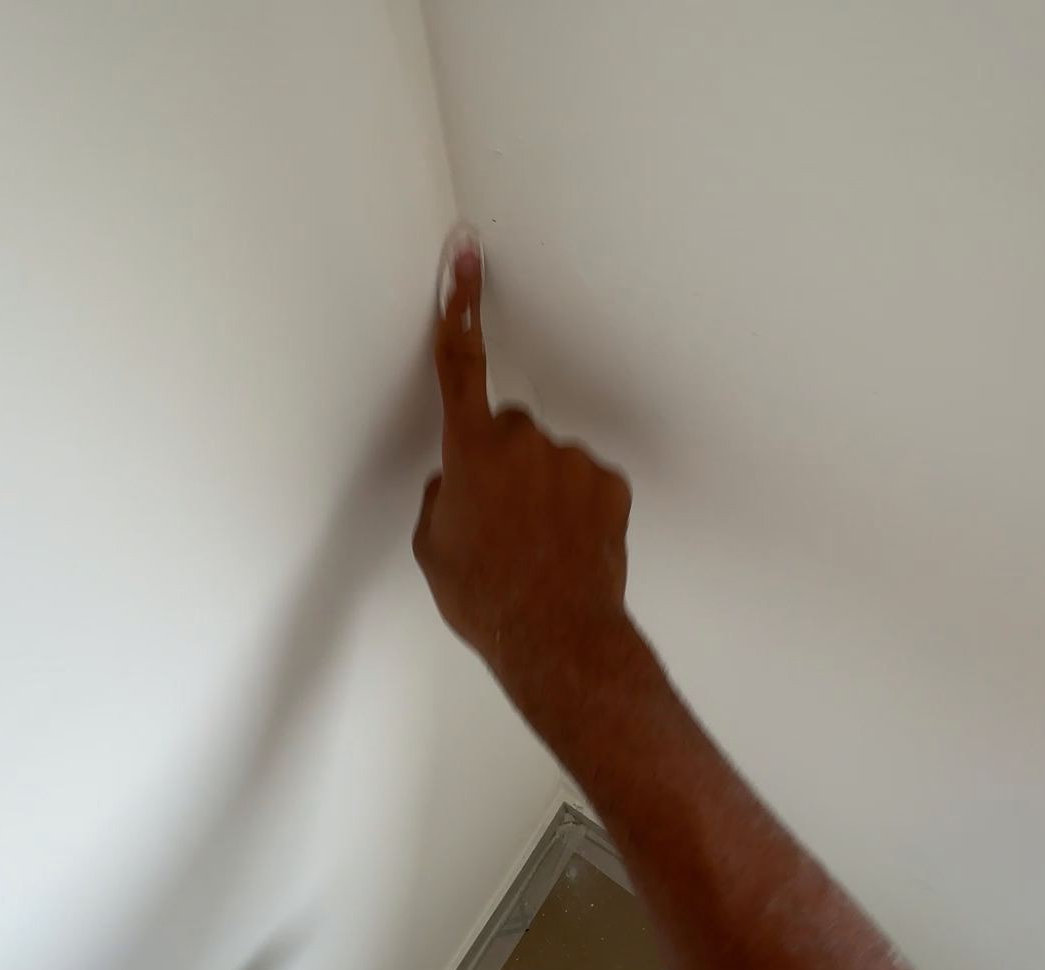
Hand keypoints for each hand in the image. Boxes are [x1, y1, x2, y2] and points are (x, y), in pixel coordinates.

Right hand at [412, 235, 633, 681]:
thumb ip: (442, 499)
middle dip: (506, 465)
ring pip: (550, 462)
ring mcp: (572, 461)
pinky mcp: (609, 482)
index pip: (459, 366)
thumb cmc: (488, 599)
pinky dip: (577, 505)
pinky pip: (585, 482)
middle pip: (510, 433)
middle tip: (505, 522)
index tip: (465, 257)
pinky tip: (569, 543)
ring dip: (543, 491)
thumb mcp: (434, 550)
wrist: (555, 636)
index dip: (458, 308)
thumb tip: (457, 485)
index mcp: (471, 452)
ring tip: (538, 545)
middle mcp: (523, 444)